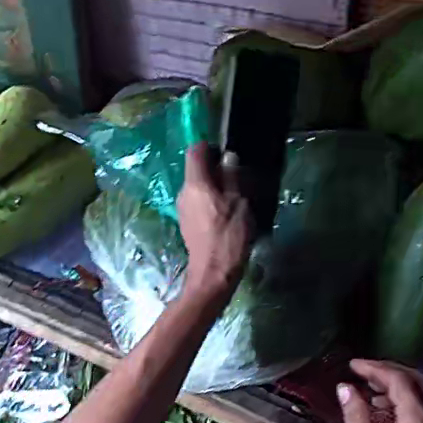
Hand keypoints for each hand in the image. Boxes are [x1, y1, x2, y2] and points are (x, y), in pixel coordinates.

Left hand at [176, 140, 253, 303]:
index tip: (228, 156)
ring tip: (235, 200)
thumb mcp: (239, 204)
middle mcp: (183, 192)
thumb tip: (228, 157)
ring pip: (198, 188)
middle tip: (239, 180)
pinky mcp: (186, 224)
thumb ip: (232, 177)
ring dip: (215, 188)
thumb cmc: (229, 237)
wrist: (213, 275)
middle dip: (216, 170)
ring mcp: (182, 209)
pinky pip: (198, 203)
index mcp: (195, 183)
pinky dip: (211, 203)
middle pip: (196, 170)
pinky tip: (226, 216)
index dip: (211, 148)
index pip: (195, 150)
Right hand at [339, 360, 422, 422]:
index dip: (375, 368)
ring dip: (394, 384)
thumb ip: (357, 417)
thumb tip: (345, 388)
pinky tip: (381, 409)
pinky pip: (420, 406)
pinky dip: (401, 399)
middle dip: (387, 370)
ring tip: (366, 388)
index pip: (399, 381)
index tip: (352, 366)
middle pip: (415, 379)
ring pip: (420, 391)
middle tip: (360, 370)